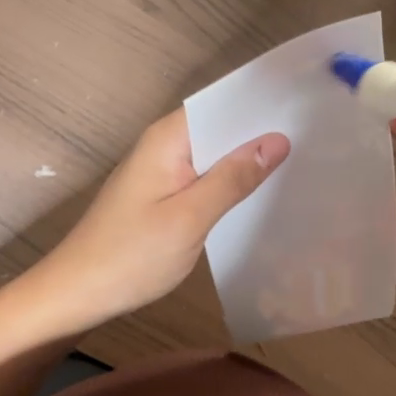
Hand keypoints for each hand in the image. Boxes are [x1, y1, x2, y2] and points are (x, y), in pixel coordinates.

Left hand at [31, 109, 289, 334]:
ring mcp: (160, 173)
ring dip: (247, 162)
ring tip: (302, 163)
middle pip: (220, 127)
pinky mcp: (161, 198)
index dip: (262, 102)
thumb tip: (276, 141)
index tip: (307, 106)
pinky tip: (260, 196)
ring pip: (213, 156)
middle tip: (318, 138)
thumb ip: (232, 179)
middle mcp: (163, 146)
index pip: (222, 102)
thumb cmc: (130, 256)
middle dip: (261, 133)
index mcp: (167, 139)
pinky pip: (202, 179)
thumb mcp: (189, 218)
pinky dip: (228, 185)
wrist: (77, 293)